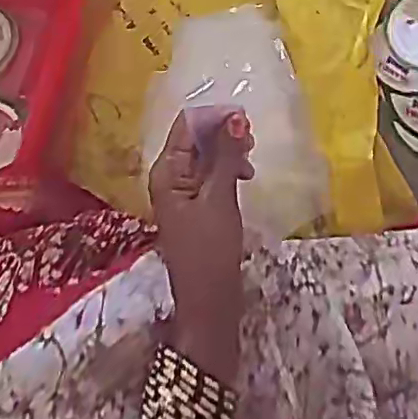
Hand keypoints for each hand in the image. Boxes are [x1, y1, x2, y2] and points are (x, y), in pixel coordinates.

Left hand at [148, 108, 255, 373]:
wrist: (209, 303)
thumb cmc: (210, 250)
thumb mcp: (220, 197)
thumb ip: (226, 154)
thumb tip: (236, 117)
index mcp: (166, 171)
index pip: (187, 123)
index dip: (215, 116)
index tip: (245, 120)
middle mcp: (169, 175)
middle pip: (196, 135)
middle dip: (223, 131)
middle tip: (251, 141)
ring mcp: (182, 189)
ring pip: (205, 152)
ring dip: (228, 149)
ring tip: (249, 160)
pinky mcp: (196, 202)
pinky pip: (210, 170)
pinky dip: (228, 166)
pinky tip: (244, 175)